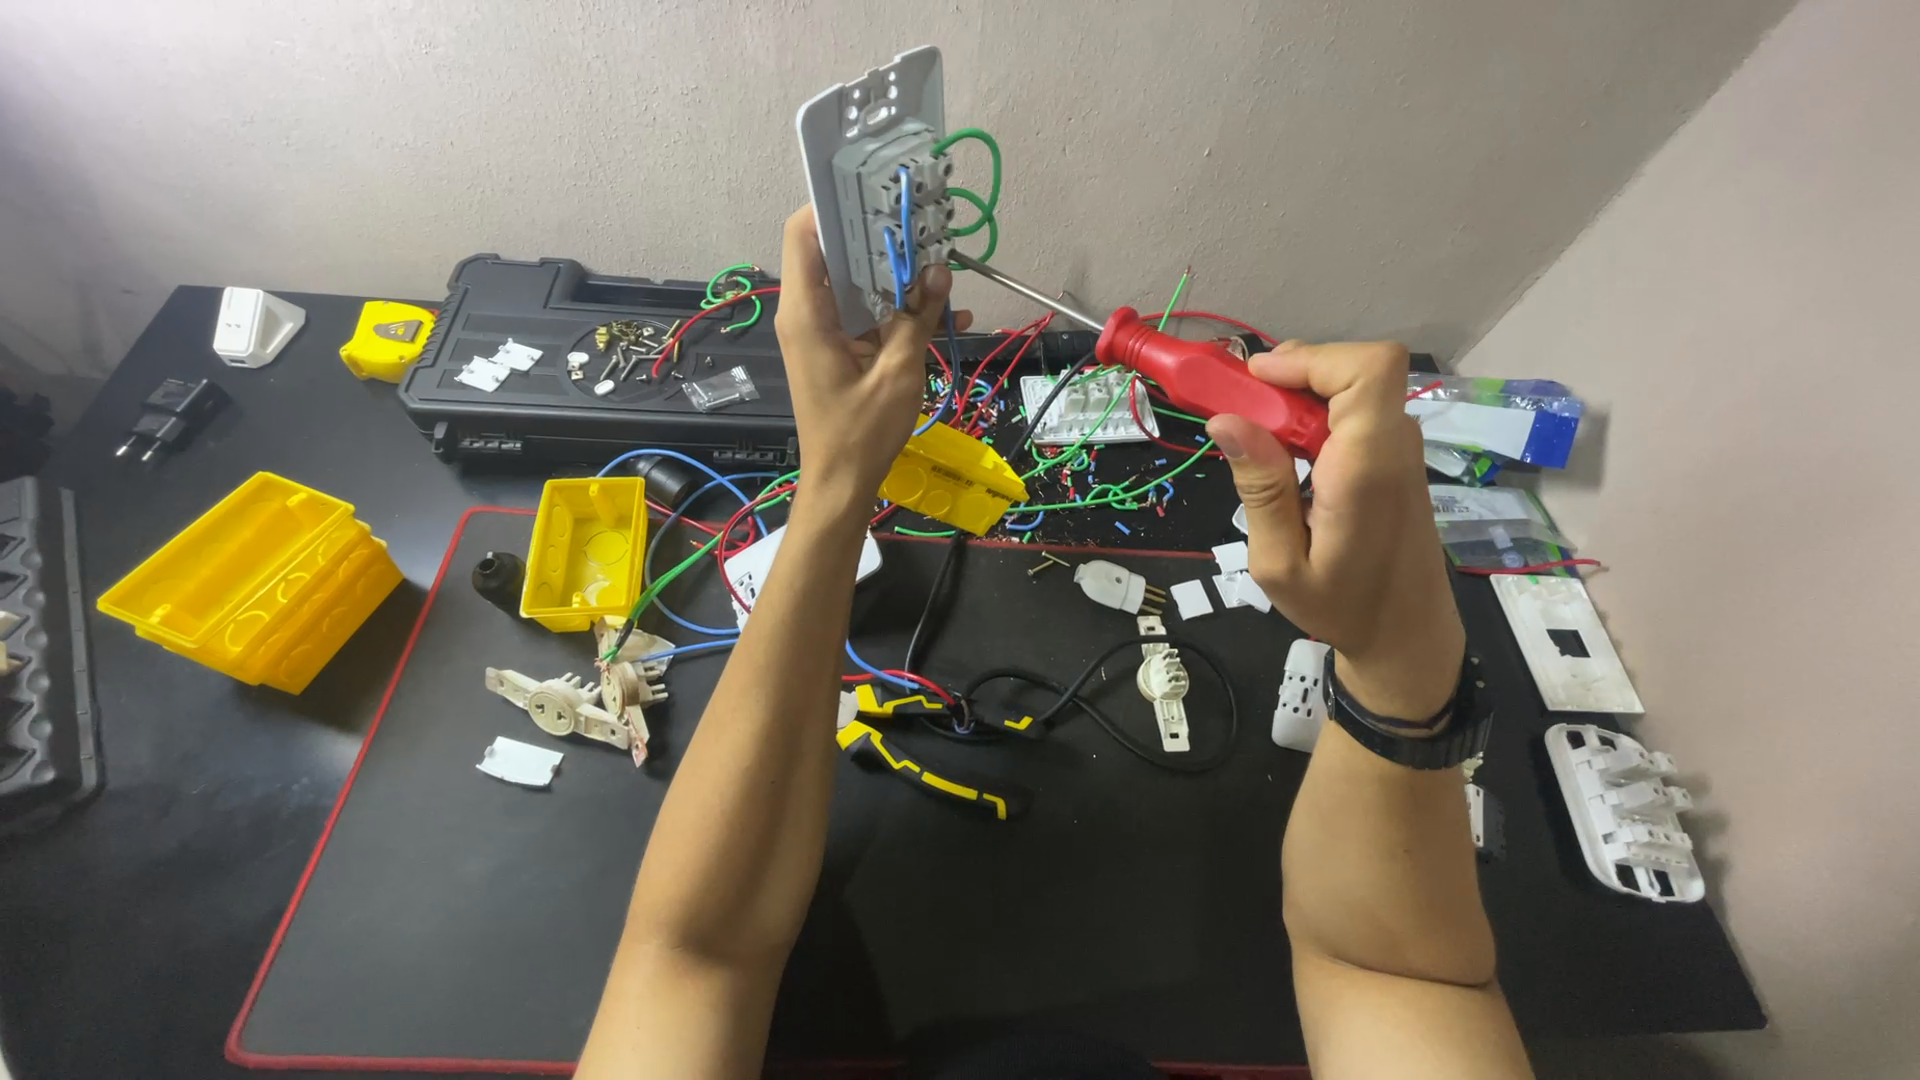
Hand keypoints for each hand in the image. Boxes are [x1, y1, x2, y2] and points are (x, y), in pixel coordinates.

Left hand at [775, 206, 968, 526]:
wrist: (842, 482)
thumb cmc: (861, 432)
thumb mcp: (898, 372)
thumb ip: (918, 317)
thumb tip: (940, 270)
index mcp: (807, 313)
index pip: (804, 232)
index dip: (835, 202)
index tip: (878, 192)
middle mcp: (807, 314)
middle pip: (836, 252)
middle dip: (880, 237)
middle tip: (924, 225)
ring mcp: (823, 332)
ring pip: (858, 283)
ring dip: (899, 276)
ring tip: (944, 269)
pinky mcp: (839, 349)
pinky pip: (868, 316)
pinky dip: (900, 313)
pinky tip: (947, 316)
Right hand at [1205, 342, 1463, 719]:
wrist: (1407, 638)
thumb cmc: (1340, 609)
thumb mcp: (1279, 563)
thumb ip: (1259, 488)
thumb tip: (1226, 421)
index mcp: (1365, 470)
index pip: (1367, 370)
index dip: (1310, 359)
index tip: (1255, 381)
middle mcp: (1392, 449)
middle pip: (1357, 371)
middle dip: (1292, 376)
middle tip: (1241, 411)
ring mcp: (1399, 454)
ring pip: (1355, 390)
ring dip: (1300, 399)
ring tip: (1257, 438)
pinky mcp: (1394, 464)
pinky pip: (1357, 416)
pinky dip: (1315, 419)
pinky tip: (1286, 456)